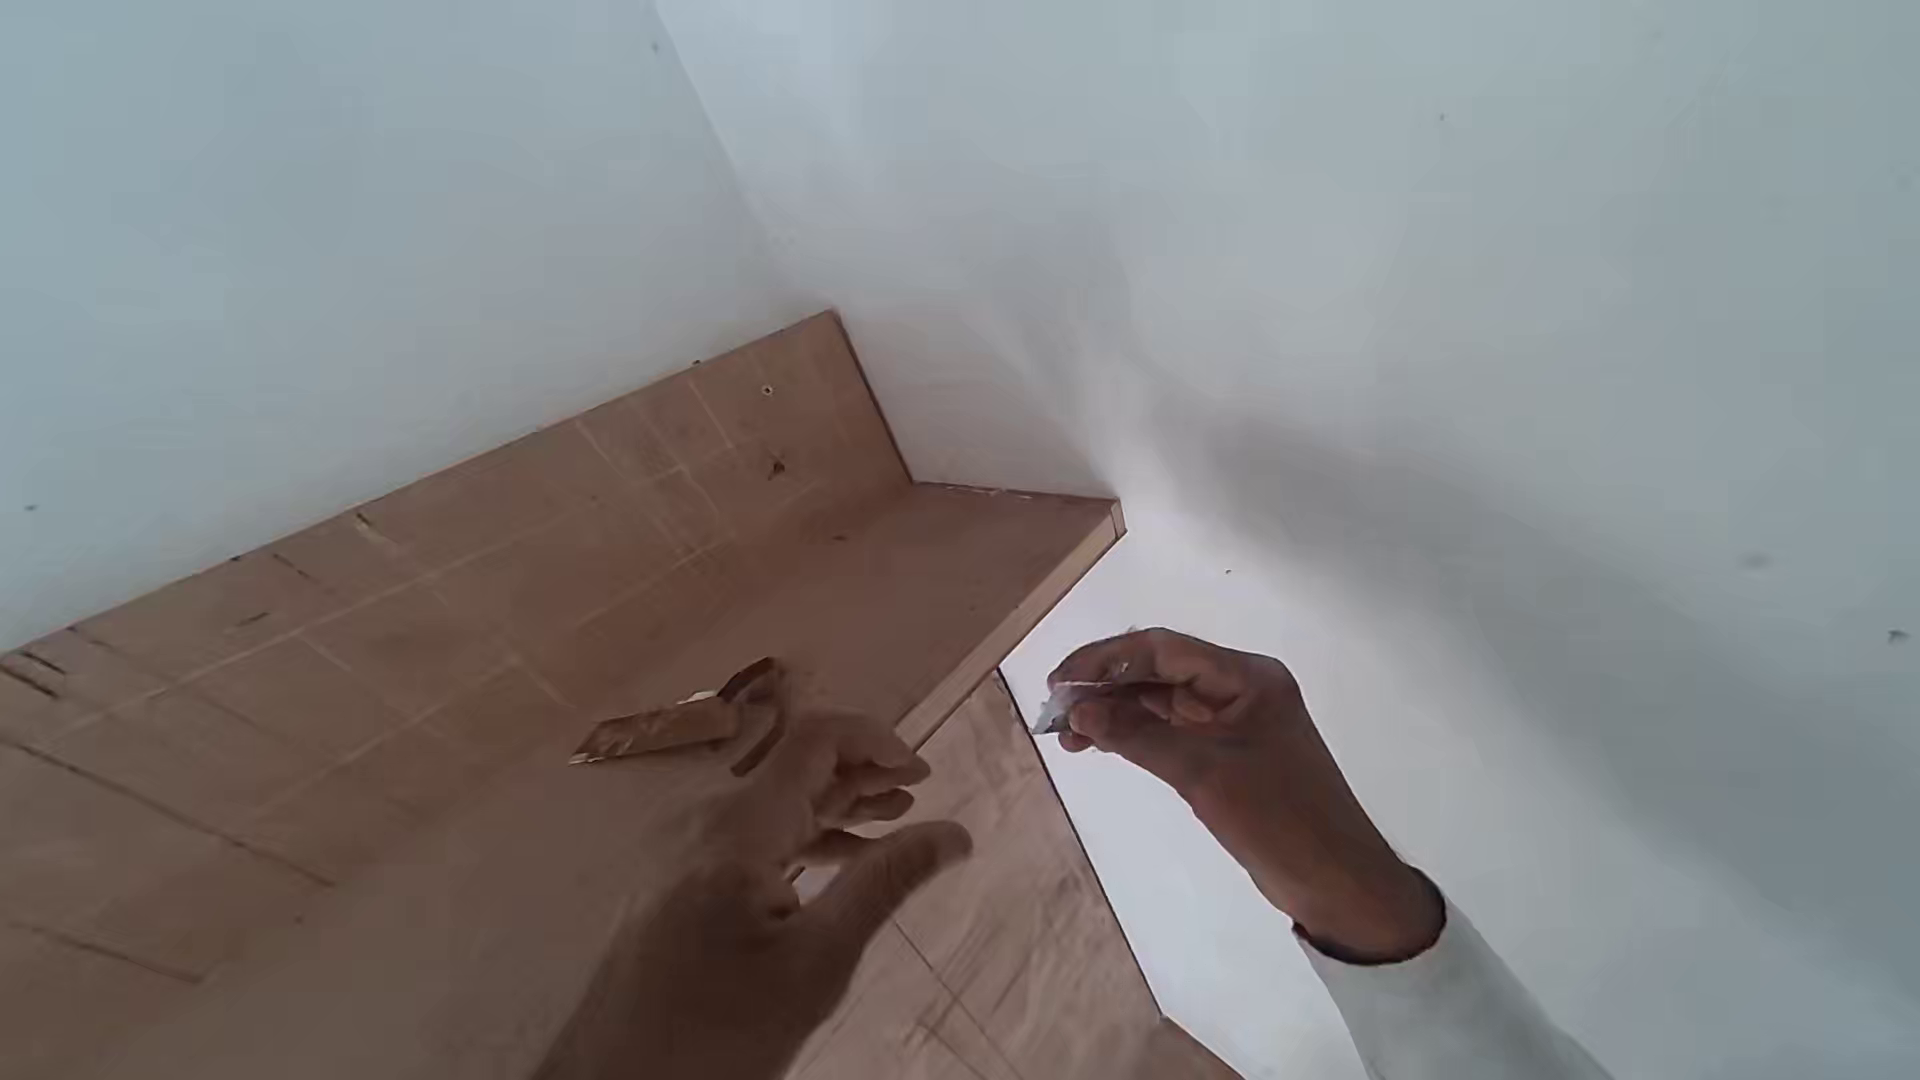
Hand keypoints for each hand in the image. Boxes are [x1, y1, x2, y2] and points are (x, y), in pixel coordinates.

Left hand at [537, 712, 972, 1079]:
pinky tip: (845, 852)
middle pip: (798, 764)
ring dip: (839, 800)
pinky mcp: (685, 870)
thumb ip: (887, 882)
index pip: (814, 738)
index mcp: (738, 824)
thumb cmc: (717, 1036)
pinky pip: (756, 831)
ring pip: (779, 797)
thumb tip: (957, 834)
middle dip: (863, 769)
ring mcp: (691, 842)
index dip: (872, 738)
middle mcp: (709, 815)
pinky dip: (806, 833)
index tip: (918, 768)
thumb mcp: (817, 962)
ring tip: (896, 811)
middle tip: (919, 787)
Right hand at [1052, 628, 1441, 961]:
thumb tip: (1076, 713)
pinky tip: (1093, 742)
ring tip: (1064, 732)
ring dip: (1110, 711)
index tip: (1062, 679)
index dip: (1106, 659)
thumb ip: (1136, 736)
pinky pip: (1163, 725)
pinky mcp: (1218, 743)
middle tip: (1056, 706)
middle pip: (1155, 670)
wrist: (1338, 886)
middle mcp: (1234, 684)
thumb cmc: (1280, 822)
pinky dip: (1128, 732)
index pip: (1163, 649)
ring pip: (1154, 698)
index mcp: (1245, 675)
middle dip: (1103, 686)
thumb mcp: (1203, 775)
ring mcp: (1226, 714)